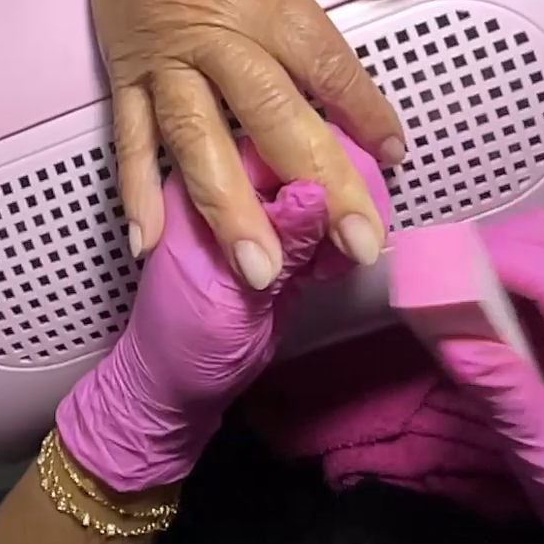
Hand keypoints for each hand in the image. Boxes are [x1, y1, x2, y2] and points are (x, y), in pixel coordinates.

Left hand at [57, 131, 389, 491]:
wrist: (178, 392)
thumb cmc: (186, 344)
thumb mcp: (230, 296)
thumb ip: (277, 245)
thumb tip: (319, 189)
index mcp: (198, 190)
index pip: (263, 150)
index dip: (314, 164)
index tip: (358, 189)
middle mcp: (225, 192)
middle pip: (293, 165)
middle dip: (336, 191)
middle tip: (365, 227)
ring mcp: (251, 216)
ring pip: (310, 194)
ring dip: (341, 217)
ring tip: (358, 247)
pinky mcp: (275, 243)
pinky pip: (314, 226)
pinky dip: (335, 240)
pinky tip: (346, 260)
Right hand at [68, 0, 430, 286]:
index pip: (324, 63)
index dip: (362, 110)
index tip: (392, 156)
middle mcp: (214, 39)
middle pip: (270, 116)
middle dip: (314, 181)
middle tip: (354, 245)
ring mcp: (165, 64)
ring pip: (197, 140)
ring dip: (226, 205)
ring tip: (257, 269)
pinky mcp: (127, 75)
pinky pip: (130, 138)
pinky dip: (135, 189)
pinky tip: (149, 242)